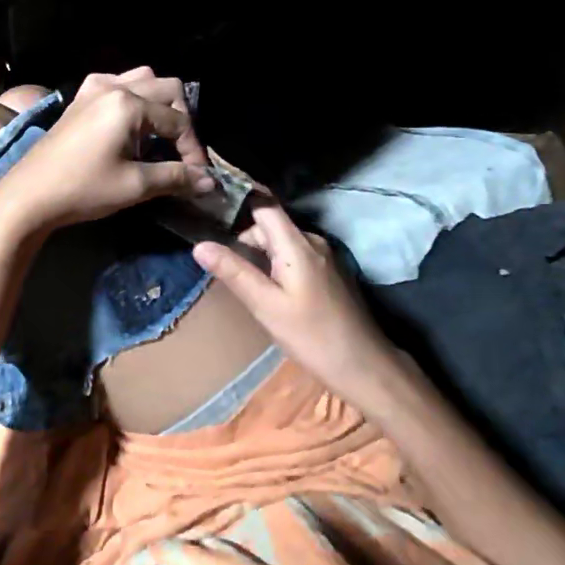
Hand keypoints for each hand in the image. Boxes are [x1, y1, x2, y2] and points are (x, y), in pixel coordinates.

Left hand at [0, 68, 214, 234]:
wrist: (29, 196)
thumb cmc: (83, 190)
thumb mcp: (135, 185)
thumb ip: (177, 177)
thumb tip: (210, 182)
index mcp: (128, 104)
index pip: (178, 121)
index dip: (193, 150)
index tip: (197, 177)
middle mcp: (114, 86)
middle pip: (168, 89)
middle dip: (182, 121)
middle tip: (181, 153)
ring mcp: (94, 88)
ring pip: (144, 79)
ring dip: (160, 104)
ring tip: (160, 137)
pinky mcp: (81, 97)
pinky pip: (120, 84)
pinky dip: (136, 99)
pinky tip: (132, 126)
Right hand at [191, 200, 401, 407]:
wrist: (364, 365)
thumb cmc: (312, 336)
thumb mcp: (266, 306)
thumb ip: (234, 272)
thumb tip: (200, 245)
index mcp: (297, 244)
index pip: (264, 204)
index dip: (238, 199)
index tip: (211, 203)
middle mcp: (312, 240)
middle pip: (271, 224)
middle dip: (244, 237)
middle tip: (218, 260)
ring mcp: (323, 255)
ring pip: (282, 241)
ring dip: (259, 253)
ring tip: (238, 277)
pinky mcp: (328, 271)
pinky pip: (294, 254)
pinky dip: (275, 263)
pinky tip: (266, 287)